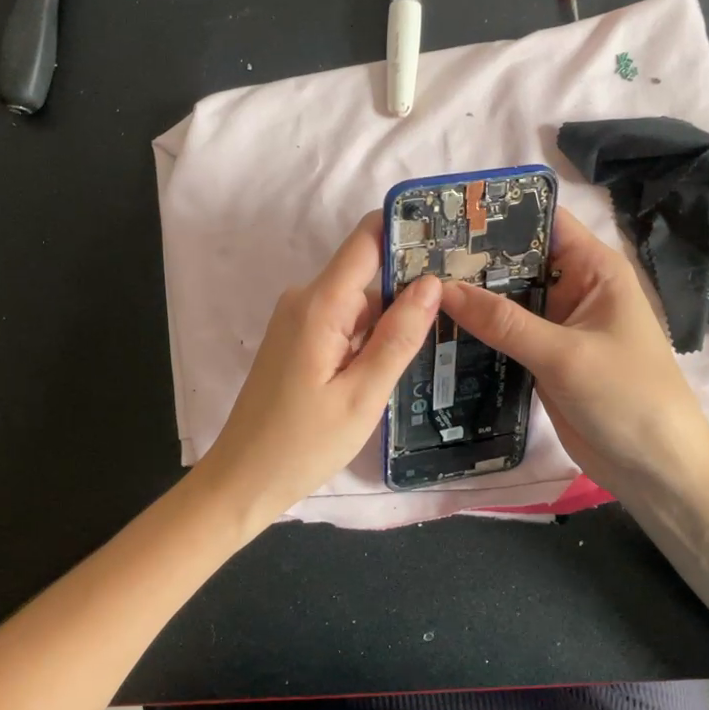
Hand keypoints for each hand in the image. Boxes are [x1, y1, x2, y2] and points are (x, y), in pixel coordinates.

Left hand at [194, 213, 440, 520]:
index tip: (451, 234)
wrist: (242, 479)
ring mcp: (299, 320)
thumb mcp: (362, 396)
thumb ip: (398, 337)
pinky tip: (400, 357)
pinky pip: (344, 323)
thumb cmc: (302, 444)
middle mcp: (306, 300)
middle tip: (465, 300)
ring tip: (444, 330)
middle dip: (411, 284)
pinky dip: (372, 336)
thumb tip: (432, 283)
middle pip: (368, 273)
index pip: (366, 240)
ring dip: (393, 316)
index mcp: (319, 304)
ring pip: (360, 302)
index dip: (407, 230)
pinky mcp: (299, 340)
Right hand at [439, 207, 708, 490]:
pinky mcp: (542, 357)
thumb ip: (503, 321)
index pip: (542, 221)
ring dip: (468, 295)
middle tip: (410, 254)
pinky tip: (434, 327)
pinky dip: (475, 330)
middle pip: (515, 258)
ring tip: (411, 285)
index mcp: (593, 269)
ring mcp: (556, 324)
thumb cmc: (628, 399)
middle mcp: (572, 288)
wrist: (656, 469)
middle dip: (470, 256)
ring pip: (505, 298)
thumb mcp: (564, 355)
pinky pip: (503, 333)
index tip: (443, 214)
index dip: (497, 212)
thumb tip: (440, 289)